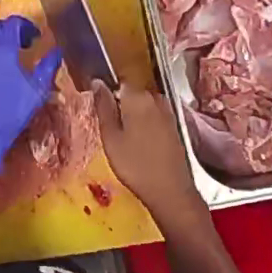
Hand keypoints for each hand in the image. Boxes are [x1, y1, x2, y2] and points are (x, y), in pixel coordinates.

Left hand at [0, 16, 61, 173]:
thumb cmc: (13, 109)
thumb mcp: (37, 89)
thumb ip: (48, 66)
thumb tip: (56, 52)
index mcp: (4, 48)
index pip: (13, 24)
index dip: (25, 26)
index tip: (34, 37)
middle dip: (11, 31)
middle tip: (23, 43)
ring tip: (7, 53)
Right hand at [90, 80, 206, 230]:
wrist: (170, 190)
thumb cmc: (134, 164)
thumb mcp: (110, 137)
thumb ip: (103, 106)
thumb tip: (97, 82)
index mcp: (137, 97)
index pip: (117, 82)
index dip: (106, 93)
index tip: (98, 110)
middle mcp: (155, 98)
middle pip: (131, 93)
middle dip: (119, 105)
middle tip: (108, 129)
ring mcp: (167, 111)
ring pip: (142, 106)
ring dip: (131, 116)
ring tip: (122, 138)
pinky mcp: (173, 125)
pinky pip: (152, 116)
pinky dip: (143, 124)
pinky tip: (138, 143)